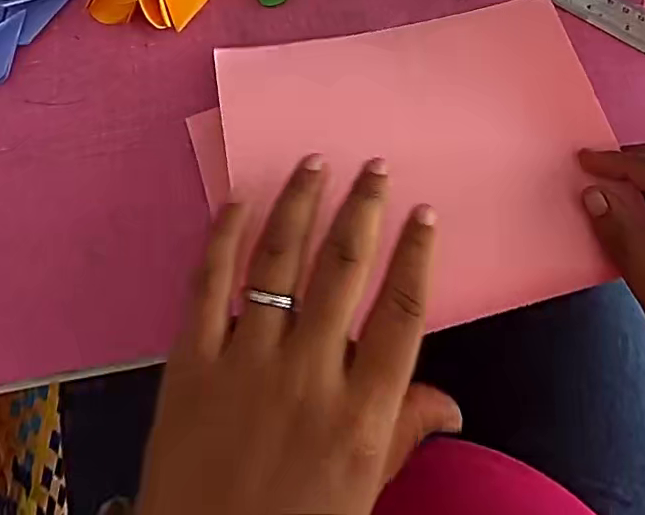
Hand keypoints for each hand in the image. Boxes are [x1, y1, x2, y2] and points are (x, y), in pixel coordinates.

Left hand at [137, 156, 462, 514]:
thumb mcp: (364, 493)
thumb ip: (405, 434)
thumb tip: (454, 404)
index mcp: (359, 413)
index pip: (400, 313)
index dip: (416, 255)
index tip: (423, 211)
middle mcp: (308, 375)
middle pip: (343, 270)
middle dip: (362, 208)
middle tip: (374, 166)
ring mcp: (245, 364)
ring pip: (278, 262)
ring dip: (299, 205)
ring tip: (315, 162)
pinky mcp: (190, 365)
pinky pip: (207, 287)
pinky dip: (223, 239)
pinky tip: (239, 202)